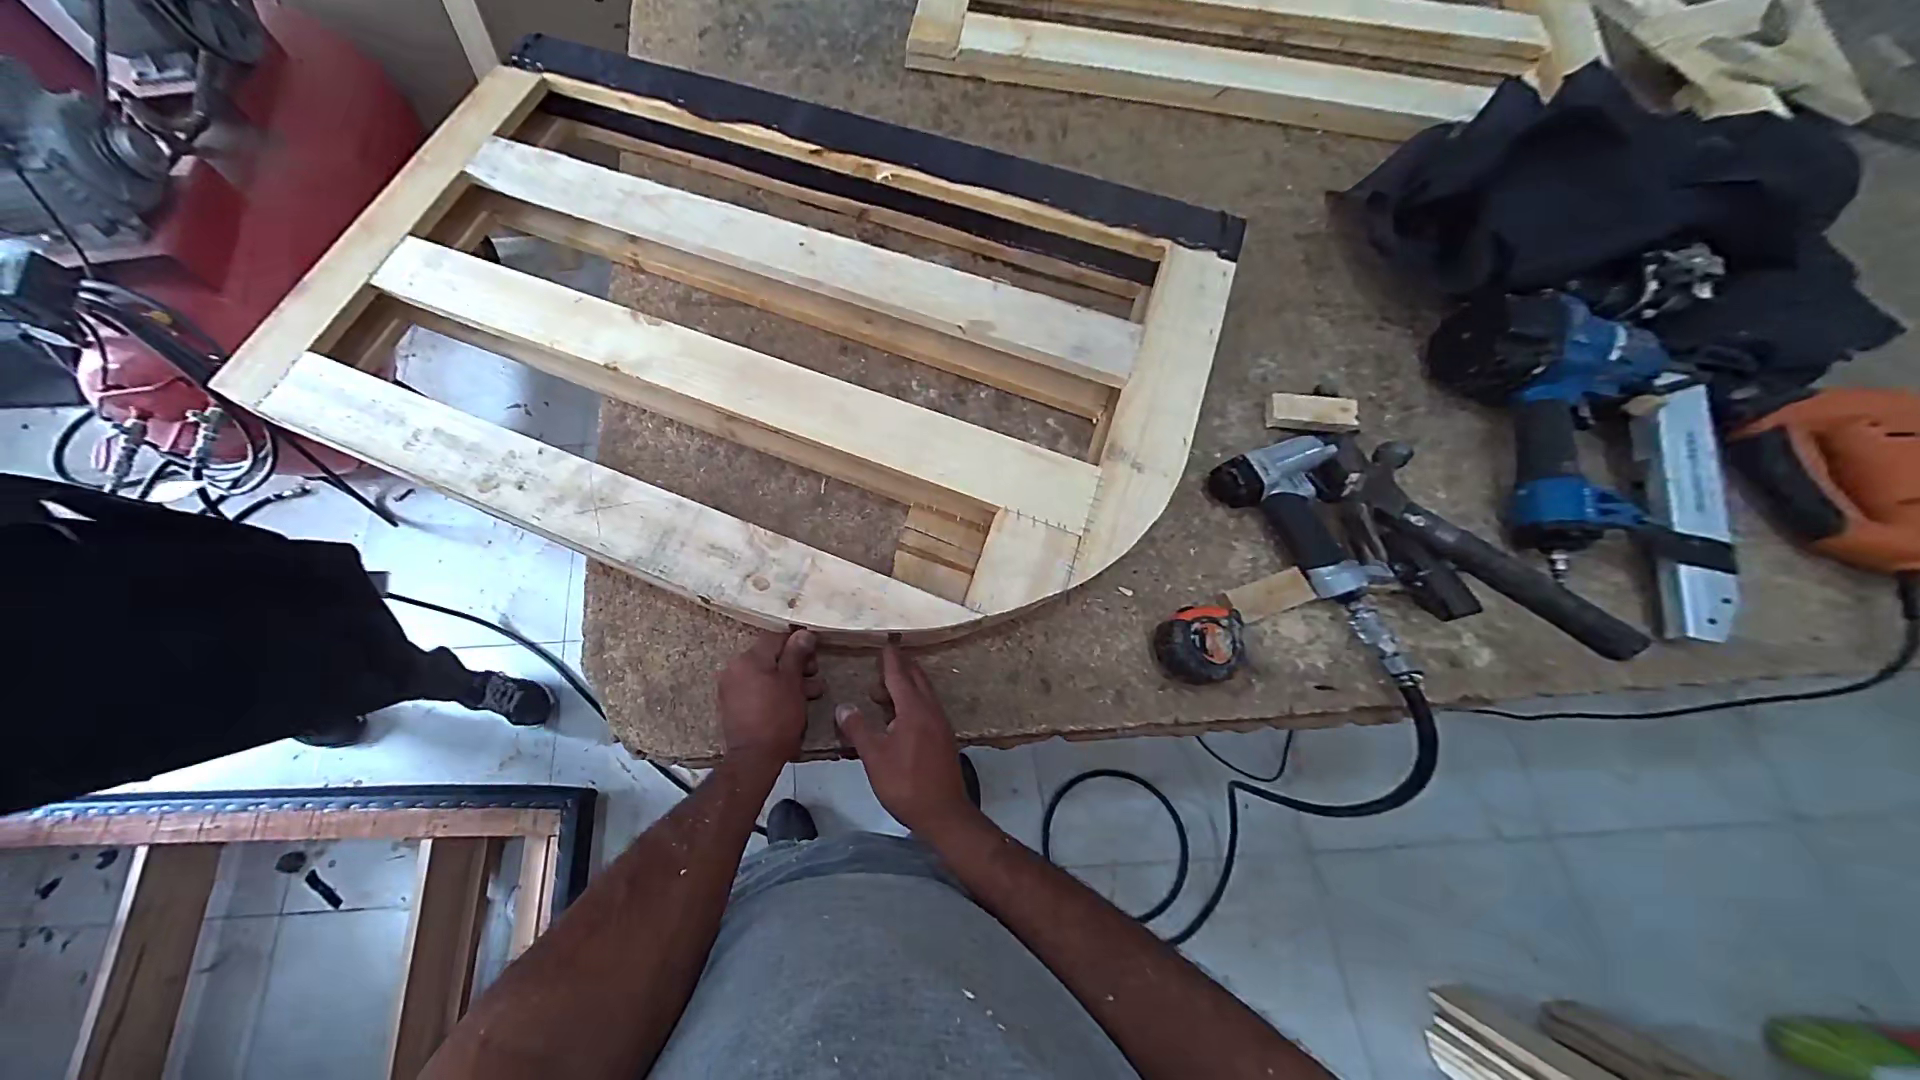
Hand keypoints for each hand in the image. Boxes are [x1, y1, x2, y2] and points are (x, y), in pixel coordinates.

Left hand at [717, 630, 821, 771]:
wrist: (754, 758)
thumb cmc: (778, 717)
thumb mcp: (793, 682)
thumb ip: (797, 654)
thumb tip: (803, 633)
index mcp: (748, 659)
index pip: (776, 638)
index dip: (798, 643)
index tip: (814, 656)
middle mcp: (735, 668)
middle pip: (770, 656)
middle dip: (796, 664)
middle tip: (814, 677)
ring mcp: (731, 687)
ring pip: (766, 674)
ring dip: (789, 679)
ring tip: (810, 694)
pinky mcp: (733, 705)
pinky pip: (756, 688)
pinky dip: (774, 691)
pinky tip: (791, 703)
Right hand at [835, 646, 978, 834]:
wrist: (944, 812)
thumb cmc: (905, 784)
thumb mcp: (874, 756)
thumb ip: (858, 729)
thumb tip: (844, 706)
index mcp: (914, 710)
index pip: (899, 676)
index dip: (890, 660)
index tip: (886, 644)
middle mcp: (931, 711)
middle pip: (917, 680)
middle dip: (901, 668)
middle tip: (885, 661)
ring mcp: (941, 725)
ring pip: (924, 694)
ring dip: (907, 686)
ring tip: (886, 689)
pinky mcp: (944, 739)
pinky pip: (928, 708)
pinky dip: (914, 702)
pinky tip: (902, 716)